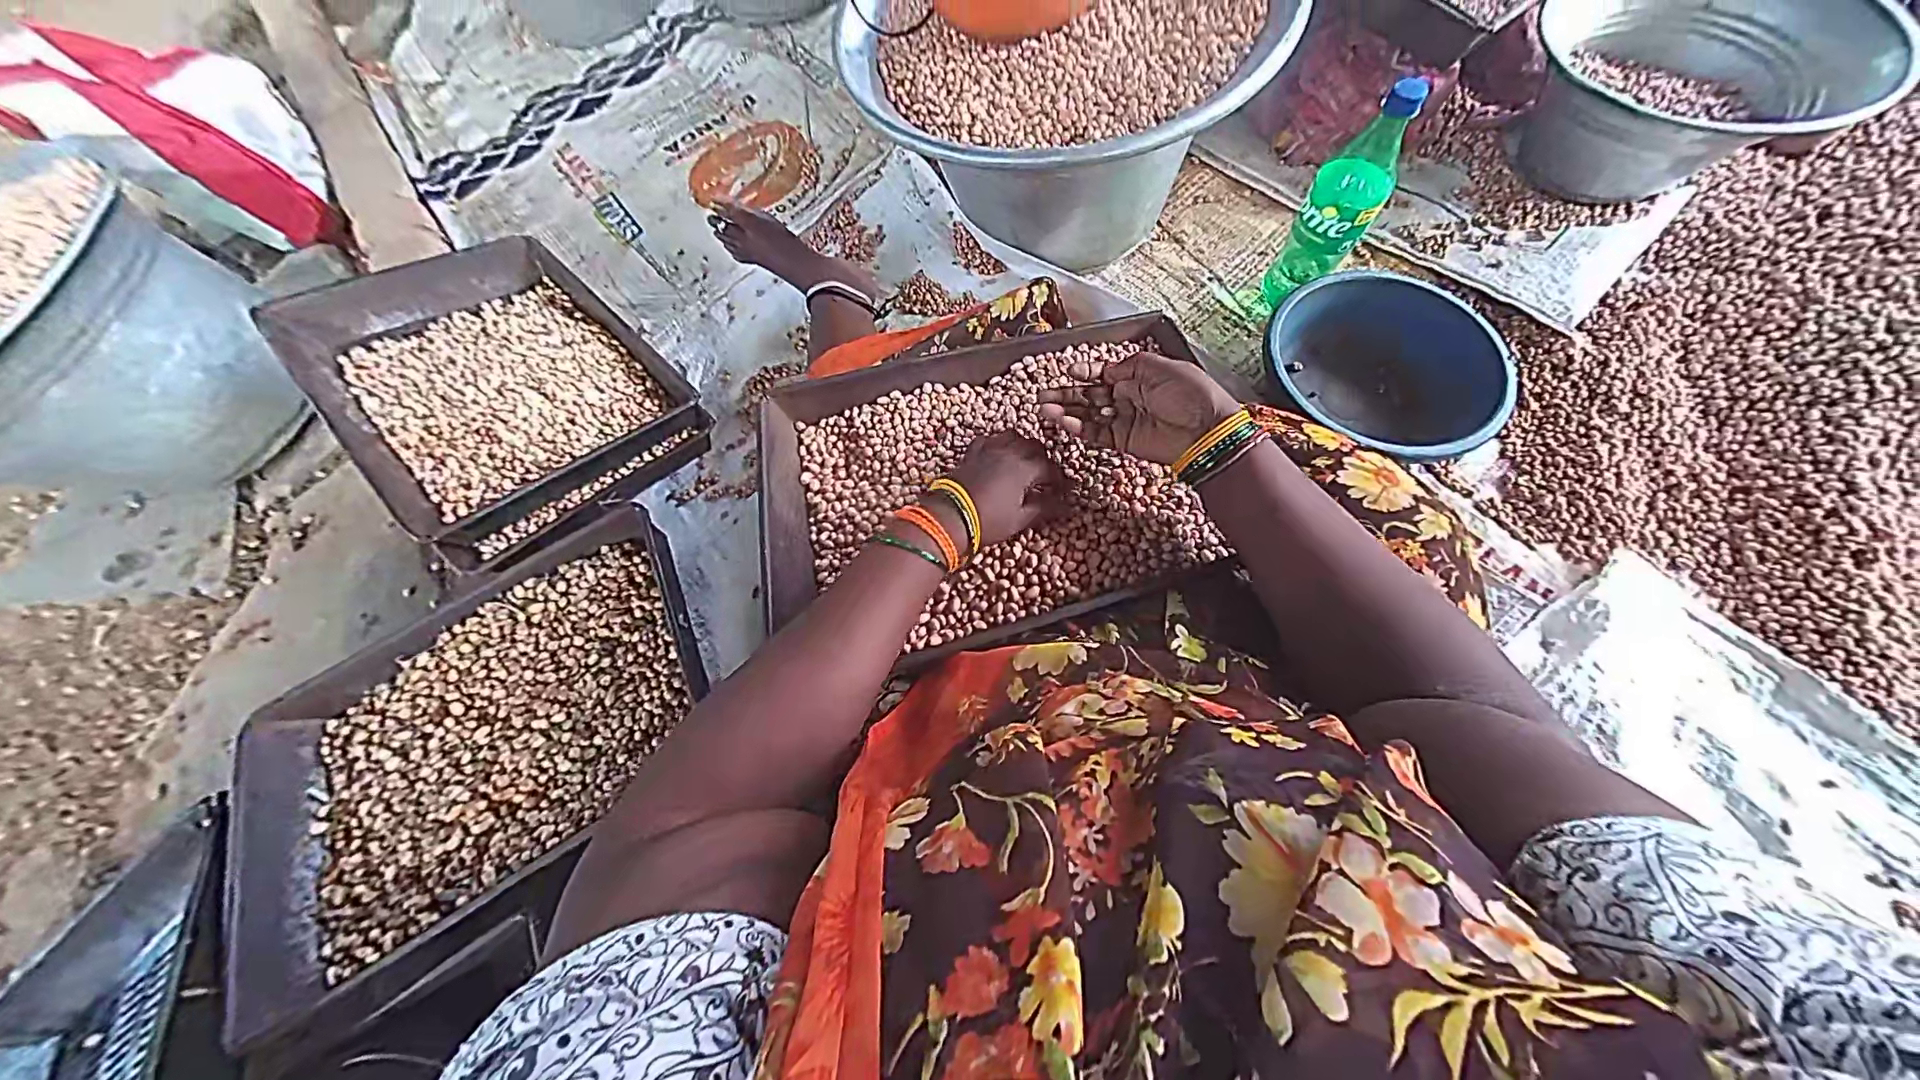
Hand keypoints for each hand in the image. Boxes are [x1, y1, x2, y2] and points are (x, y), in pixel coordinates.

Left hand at [933, 432, 1062, 548]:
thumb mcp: (1019, 519)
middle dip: (1043, 458)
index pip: (1049, 468)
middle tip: (1044, 474)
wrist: (949, 517)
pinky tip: (997, 454)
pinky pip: (987, 440)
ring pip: (1011, 436)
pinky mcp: (971, 454)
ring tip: (1023, 460)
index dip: (1058, 479)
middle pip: (1033, 445)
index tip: (1061, 489)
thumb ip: (1043, 508)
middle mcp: (1008, 453)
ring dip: (1022, 445)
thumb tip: (1063, 505)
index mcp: (1024, 468)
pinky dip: (996, 443)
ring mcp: (988, 450)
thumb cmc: (987, 521)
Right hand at [1037, 351, 1240, 466]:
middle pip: (1090, 396)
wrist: (1206, 430)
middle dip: (1066, 394)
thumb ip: (1127, 366)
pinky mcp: (1123, 442)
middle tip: (1042, 394)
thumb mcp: (1160, 366)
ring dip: (1066, 412)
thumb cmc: (1191, 395)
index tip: (1069, 370)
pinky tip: (1064, 422)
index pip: (1103, 374)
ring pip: (1087, 416)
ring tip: (1044, 409)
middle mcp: (1128, 398)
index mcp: (1138, 377)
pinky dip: (1078, 428)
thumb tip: (1105, 369)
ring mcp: (1124, 421)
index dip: (1085, 372)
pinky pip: (1095, 434)